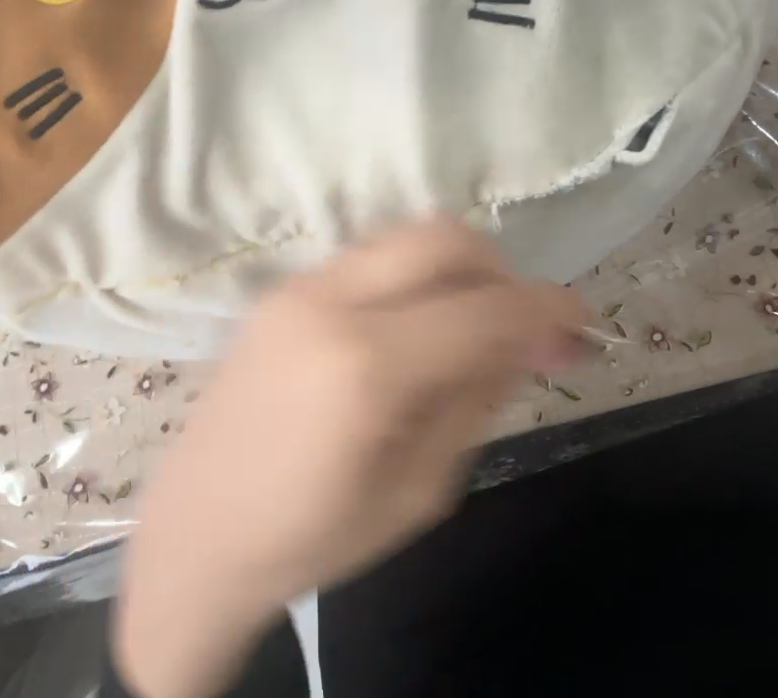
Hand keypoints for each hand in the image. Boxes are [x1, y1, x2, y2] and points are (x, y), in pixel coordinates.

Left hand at [112, 217, 589, 697]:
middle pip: (445, 238)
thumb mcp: (419, 489)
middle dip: (502, 271)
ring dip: (457, 270)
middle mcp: (329, 302)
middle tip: (521, 326)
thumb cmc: (312, 537)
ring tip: (470, 330)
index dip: (548, 308)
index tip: (583, 322)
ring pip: (407, 238)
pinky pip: (370, 258)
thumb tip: (528, 340)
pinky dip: (414, 276)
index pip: (485, 309)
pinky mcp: (280, 291)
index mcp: (367, 366)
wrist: (194, 539)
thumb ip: (476, 399)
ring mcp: (297, 288)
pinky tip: (417, 330)